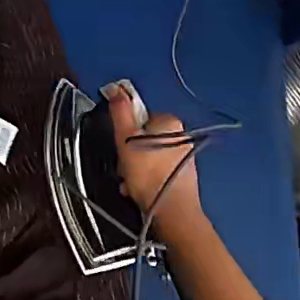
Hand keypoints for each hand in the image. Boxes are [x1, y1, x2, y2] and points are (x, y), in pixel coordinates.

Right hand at [106, 84, 202, 228]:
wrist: (171, 210)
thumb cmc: (148, 175)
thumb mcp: (126, 139)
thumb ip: (120, 112)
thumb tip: (115, 88)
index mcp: (170, 121)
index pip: (140, 119)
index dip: (126, 133)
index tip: (122, 148)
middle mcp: (181, 136)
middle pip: (144, 139)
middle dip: (130, 155)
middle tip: (125, 168)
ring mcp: (184, 157)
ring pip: (149, 157)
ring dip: (135, 169)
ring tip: (131, 184)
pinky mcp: (183, 176)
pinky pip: (157, 171)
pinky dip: (146, 179)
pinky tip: (140, 191)